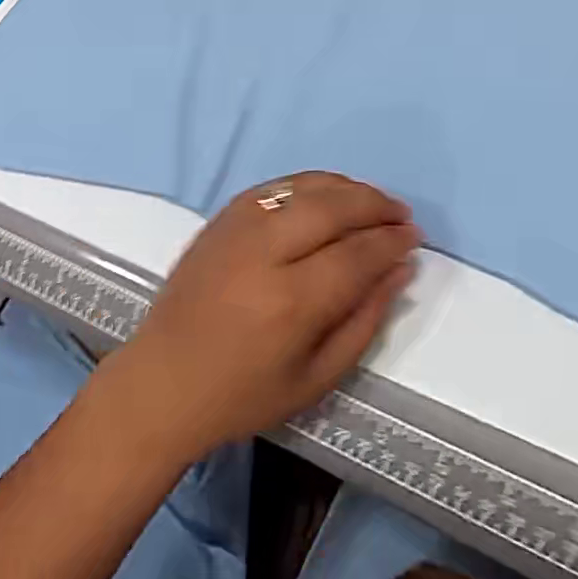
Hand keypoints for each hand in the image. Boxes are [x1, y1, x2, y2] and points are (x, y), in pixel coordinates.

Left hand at [90, 171, 420, 460]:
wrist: (164, 380)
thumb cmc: (242, 394)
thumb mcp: (316, 378)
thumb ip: (363, 321)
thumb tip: (399, 270)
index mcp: (290, 301)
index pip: (356, 254)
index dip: (391, 242)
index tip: (413, 238)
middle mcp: (263, 252)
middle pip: (331, 208)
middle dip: (374, 205)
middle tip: (400, 214)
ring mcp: (236, 228)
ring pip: (301, 188)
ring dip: (344, 187)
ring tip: (371, 200)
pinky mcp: (218, 219)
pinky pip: (271, 187)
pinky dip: (306, 185)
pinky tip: (325, 195)